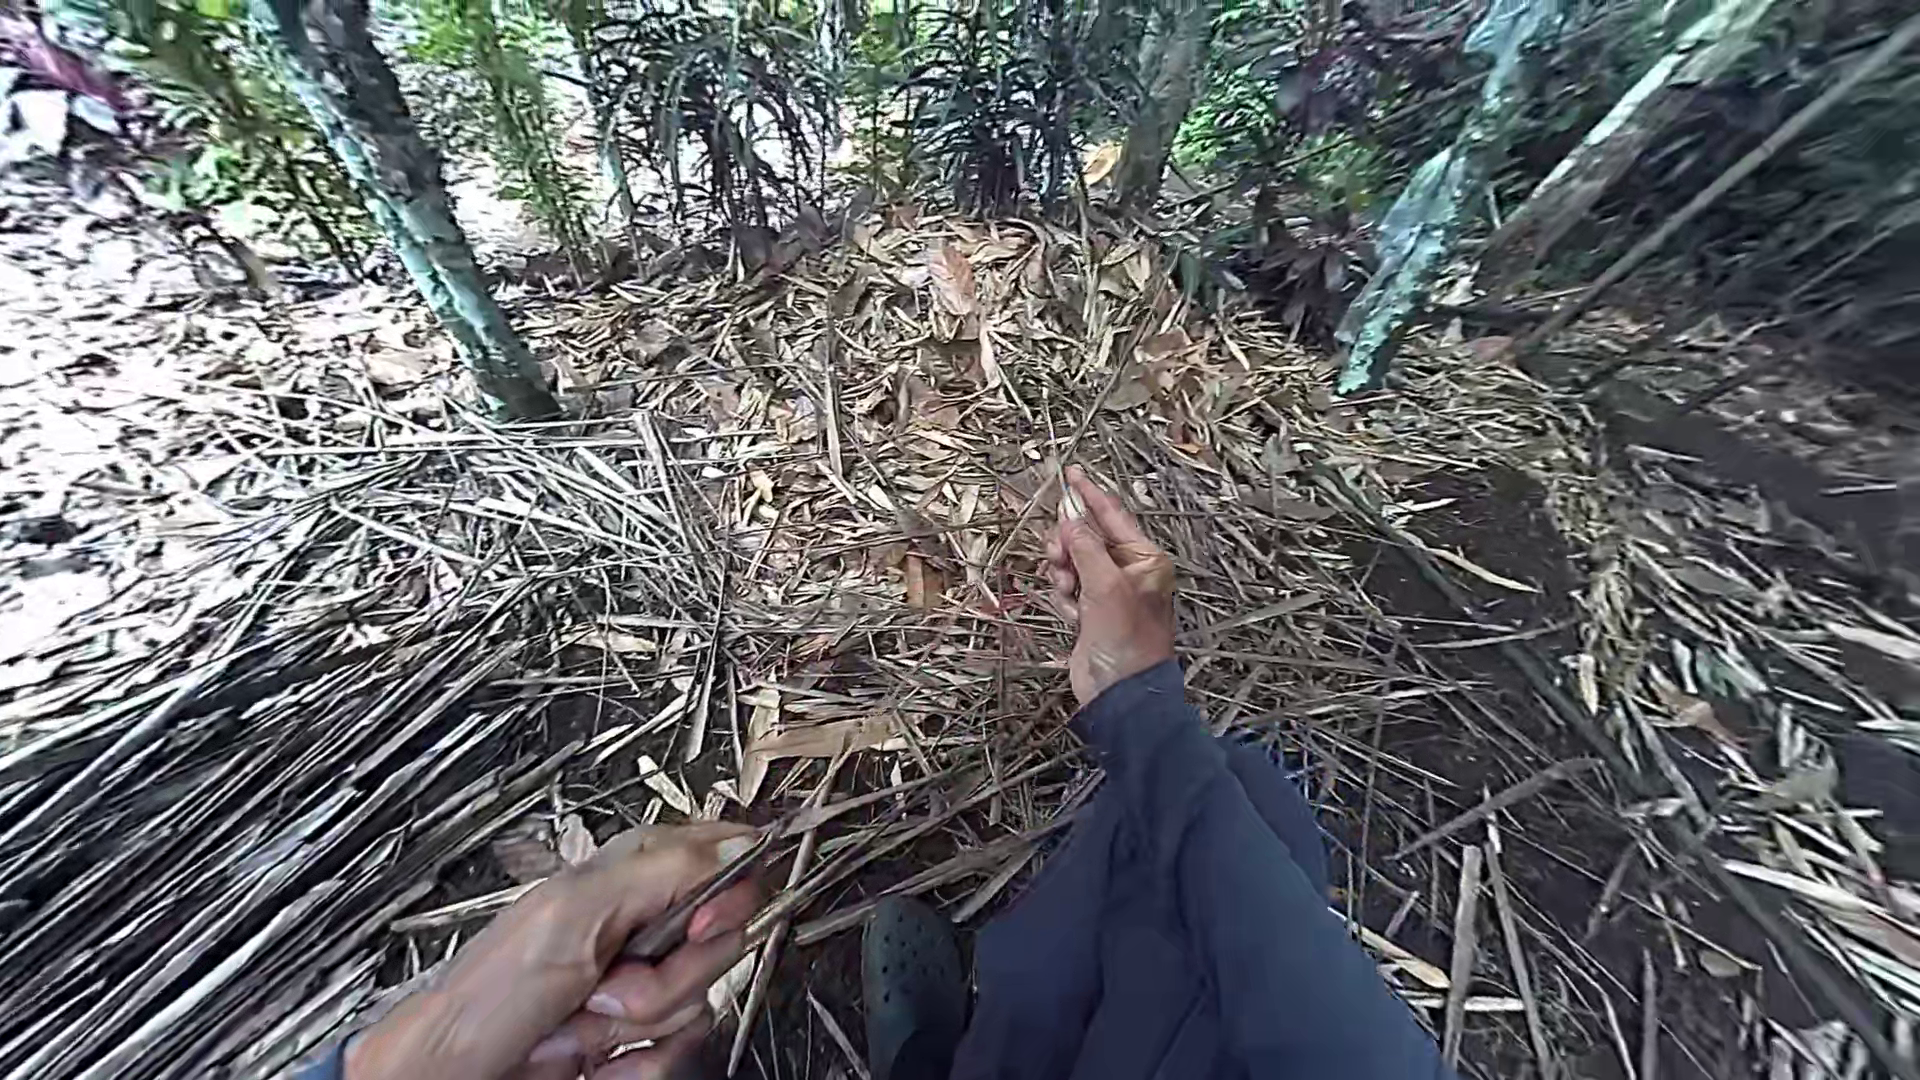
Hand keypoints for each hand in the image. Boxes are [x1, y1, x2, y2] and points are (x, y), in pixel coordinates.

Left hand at [347, 823, 762, 1079]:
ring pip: (706, 992)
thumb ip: (669, 868)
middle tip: (616, 980)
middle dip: (674, 971)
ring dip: (641, 1021)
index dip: (732, 891)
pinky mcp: (649, 1029)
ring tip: (585, 1020)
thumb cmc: (496, 990)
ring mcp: (656, 974)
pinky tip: (593, 1056)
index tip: (697, 926)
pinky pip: (685, 1043)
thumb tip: (748, 843)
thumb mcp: (582, 908)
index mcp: (649, 865)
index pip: (735, 856)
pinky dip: (637, 1062)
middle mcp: (660, 915)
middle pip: (727, 932)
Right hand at [1044, 465, 1175, 705]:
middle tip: (1058, 555)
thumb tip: (1070, 522)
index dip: (1089, 494)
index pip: (1112, 515)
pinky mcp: (1090, 610)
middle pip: (1086, 537)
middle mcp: (1127, 571)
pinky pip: (1067, 587)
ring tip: (1070, 592)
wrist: (1118, 692)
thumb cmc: (1127, 641)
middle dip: (1068, 545)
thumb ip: (1085, 548)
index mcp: (1143, 559)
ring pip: (1071, 561)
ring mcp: (1107, 591)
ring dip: (1064, 575)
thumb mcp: (1106, 586)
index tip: (1071, 474)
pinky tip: (1075, 616)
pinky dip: (1065, 598)